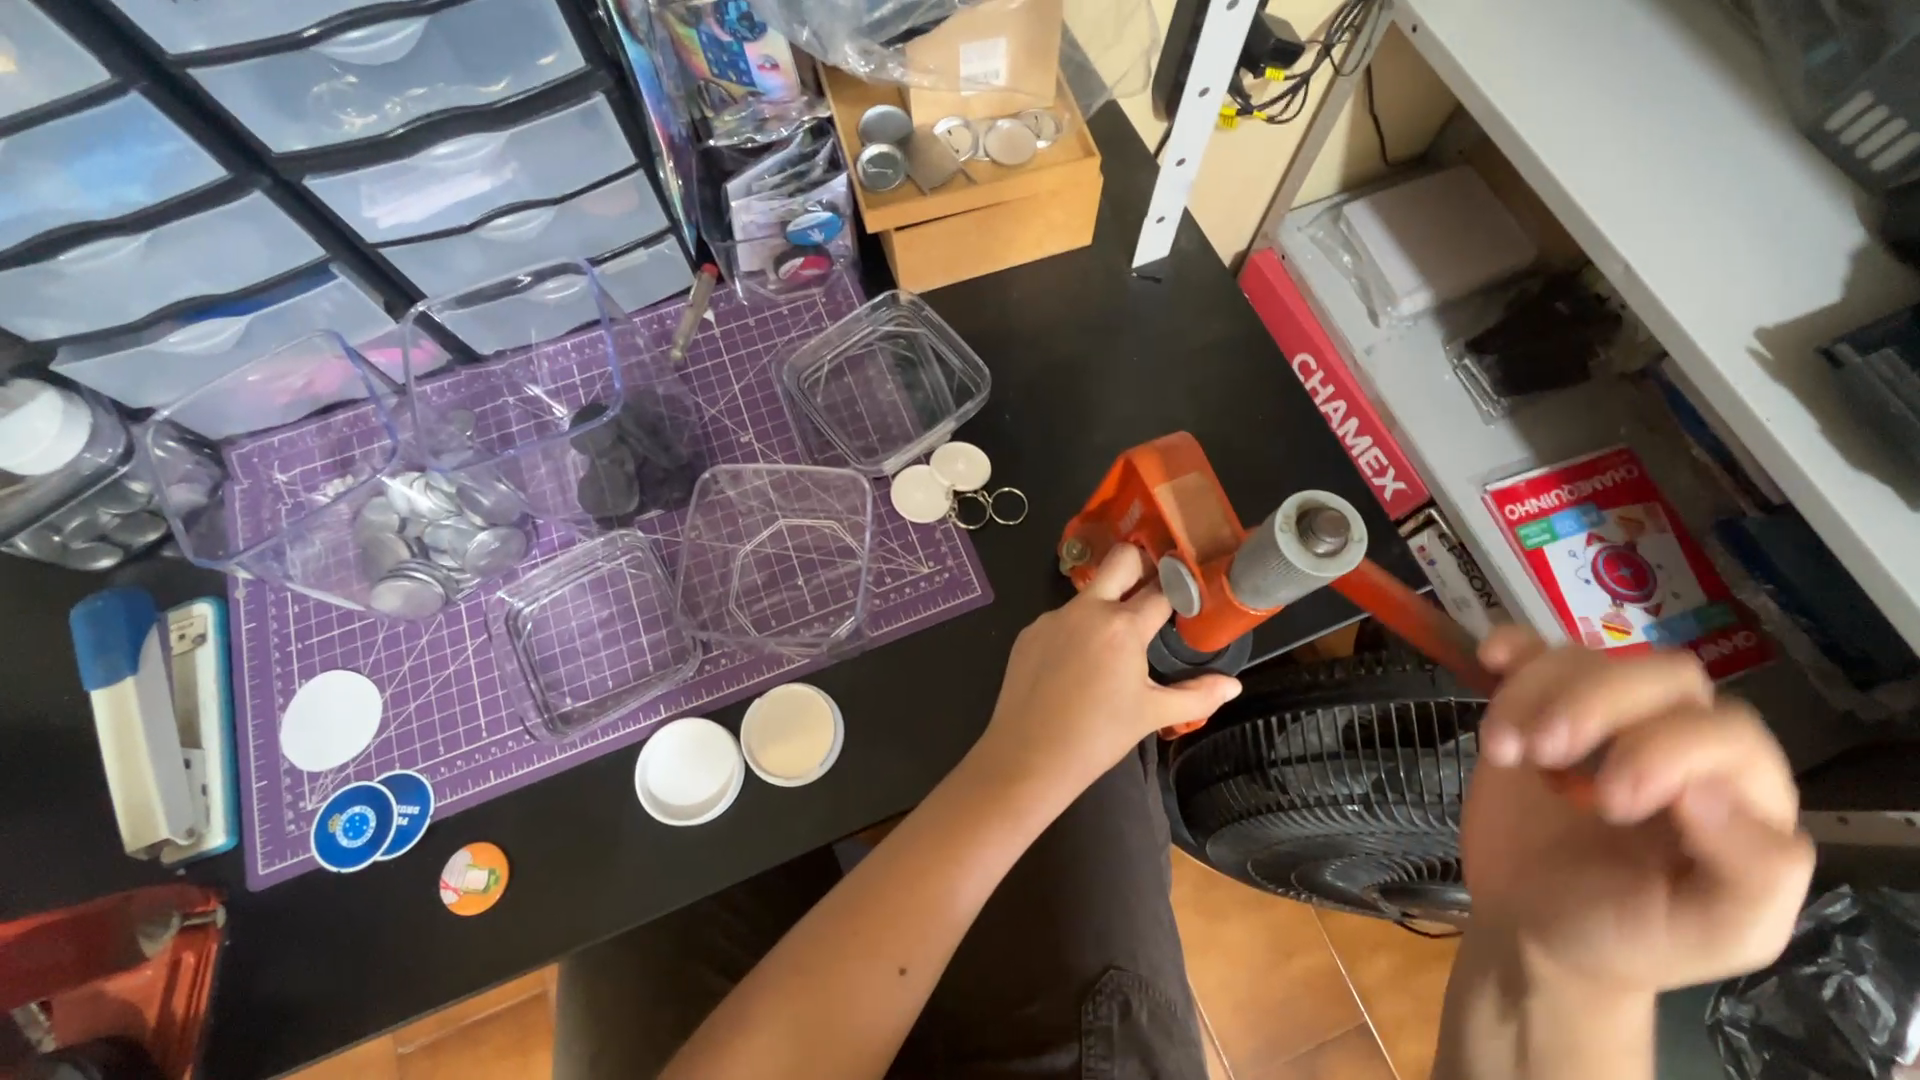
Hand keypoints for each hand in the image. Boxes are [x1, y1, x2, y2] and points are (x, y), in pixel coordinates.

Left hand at [974, 545, 1241, 793]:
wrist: (1028, 755)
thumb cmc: (1098, 736)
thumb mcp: (1152, 715)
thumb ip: (1197, 696)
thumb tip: (1234, 686)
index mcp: (1123, 626)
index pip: (1163, 589)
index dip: (1180, 589)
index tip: (1190, 591)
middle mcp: (1087, 610)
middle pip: (1121, 559)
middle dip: (1142, 564)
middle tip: (1153, 588)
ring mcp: (1053, 618)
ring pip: (1088, 592)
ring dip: (1106, 604)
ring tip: (1114, 643)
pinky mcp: (1029, 632)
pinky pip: (1061, 618)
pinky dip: (1076, 630)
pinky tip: (1077, 664)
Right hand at [1461, 626, 1813, 997]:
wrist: (1535, 930)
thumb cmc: (1630, 933)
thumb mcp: (1716, 930)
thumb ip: (1751, 870)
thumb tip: (1711, 791)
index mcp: (1740, 790)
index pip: (1723, 729)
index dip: (1663, 750)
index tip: (1608, 804)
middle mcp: (1679, 739)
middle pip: (1660, 675)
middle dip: (1593, 705)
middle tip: (1544, 755)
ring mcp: (1603, 719)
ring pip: (1587, 658)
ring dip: (1535, 692)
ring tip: (1503, 749)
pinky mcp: (1538, 710)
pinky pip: (1534, 653)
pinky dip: (1512, 647)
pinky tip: (1491, 661)